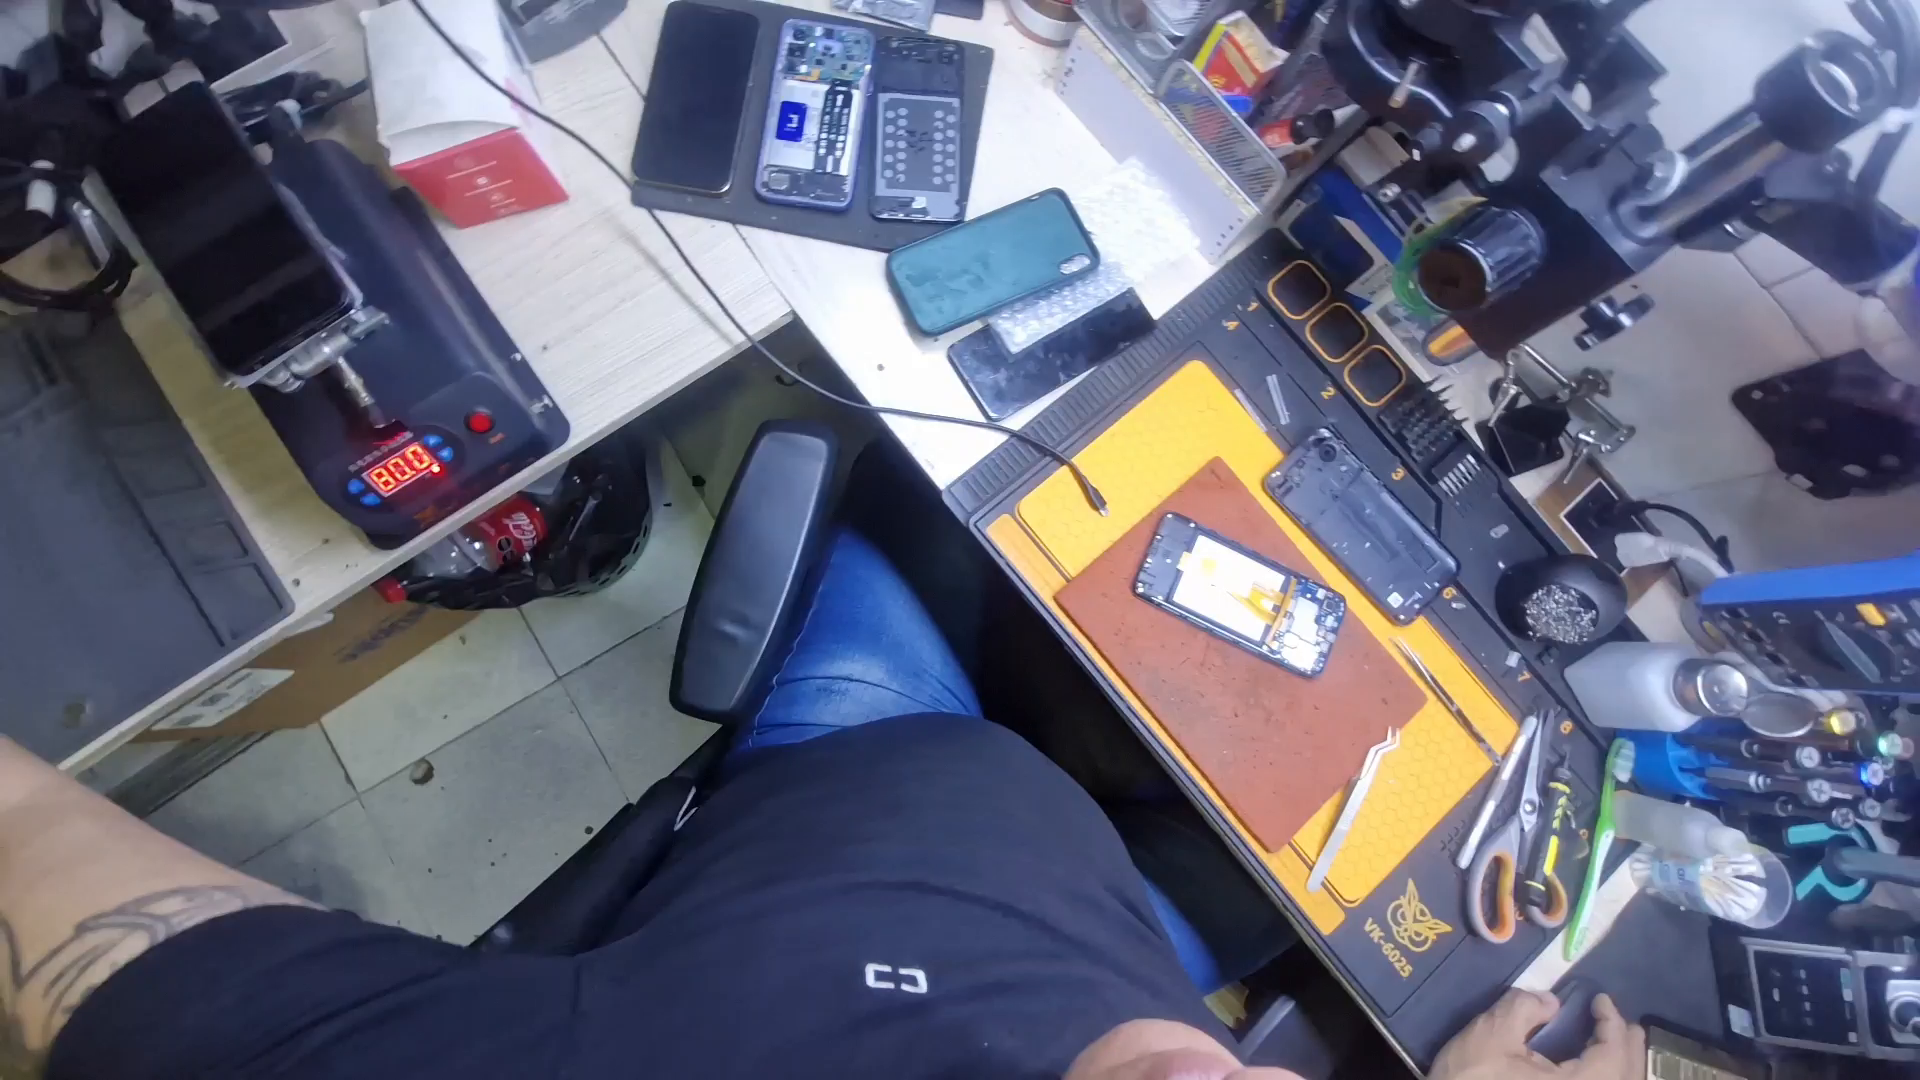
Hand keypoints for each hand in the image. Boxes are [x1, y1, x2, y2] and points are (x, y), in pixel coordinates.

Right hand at [1431, 988, 1644, 1079]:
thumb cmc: (1473, 1077)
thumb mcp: (1491, 1035)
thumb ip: (1523, 1010)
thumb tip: (1550, 1001)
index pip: (1612, 1056)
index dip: (1611, 1025)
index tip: (1600, 999)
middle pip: (1626, 1078)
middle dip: (1628, 1048)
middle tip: (1622, 1021)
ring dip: (1623, 1067)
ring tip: (1617, 1043)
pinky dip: (1607, 1078)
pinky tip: (1595, 1069)